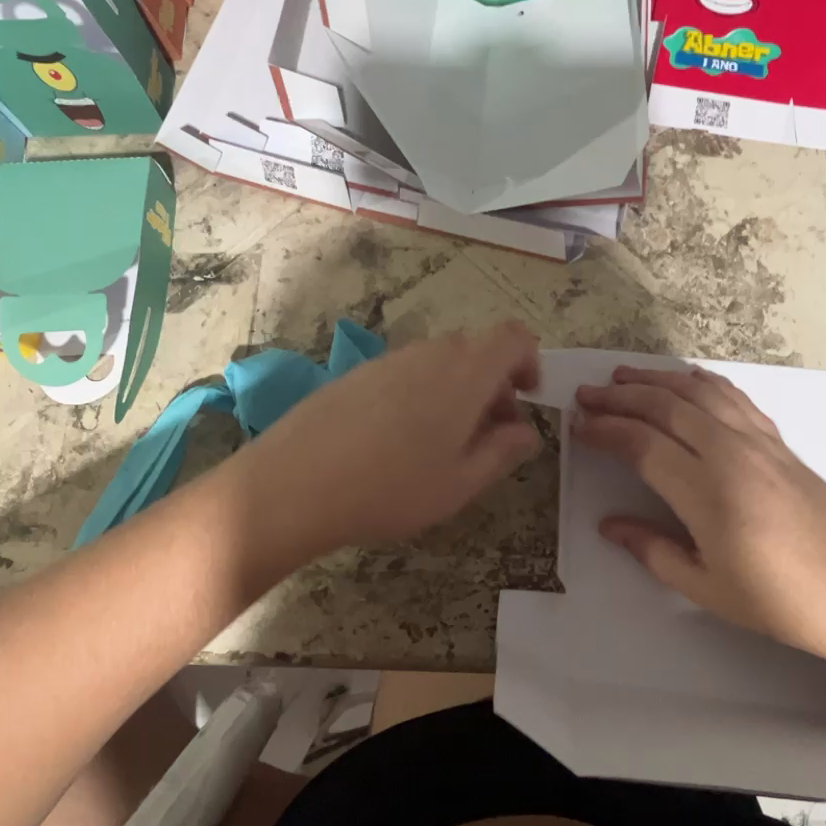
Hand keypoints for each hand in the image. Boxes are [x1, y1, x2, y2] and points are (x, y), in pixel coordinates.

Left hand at [220, 322, 542, 573]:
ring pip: (439, 361)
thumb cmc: (392, 488)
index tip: (525, 398)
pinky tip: (397, 441)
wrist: (295, 483)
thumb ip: (503, 452)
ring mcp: (389, 360)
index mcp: (465, 373)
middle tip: (488, 433)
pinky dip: (421, 393)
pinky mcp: (357, 373)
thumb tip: (527, 431)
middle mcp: (429, 354)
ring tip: (442, 443)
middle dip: (493, 383)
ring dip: (456, 390)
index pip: (513, 336)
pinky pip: (405, 371)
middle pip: (476, 348)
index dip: (529, 360)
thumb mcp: (461, 483)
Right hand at [575, 366, 825, 665]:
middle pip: (665, 406)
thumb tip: (609, 525)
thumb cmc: (779, 601)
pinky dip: (702, 382)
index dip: (605, 430)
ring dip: (657, 380)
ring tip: (624, 376)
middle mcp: (731, 453)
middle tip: (587, 394)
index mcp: (707, 492)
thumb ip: (652, 550)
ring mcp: (759, 442)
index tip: (578, 426)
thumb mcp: (705, 587)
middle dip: (620, 396)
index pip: (642, 443)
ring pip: (699, 392)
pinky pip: (733, 397)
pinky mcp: (779, 442)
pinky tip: (686, 380)